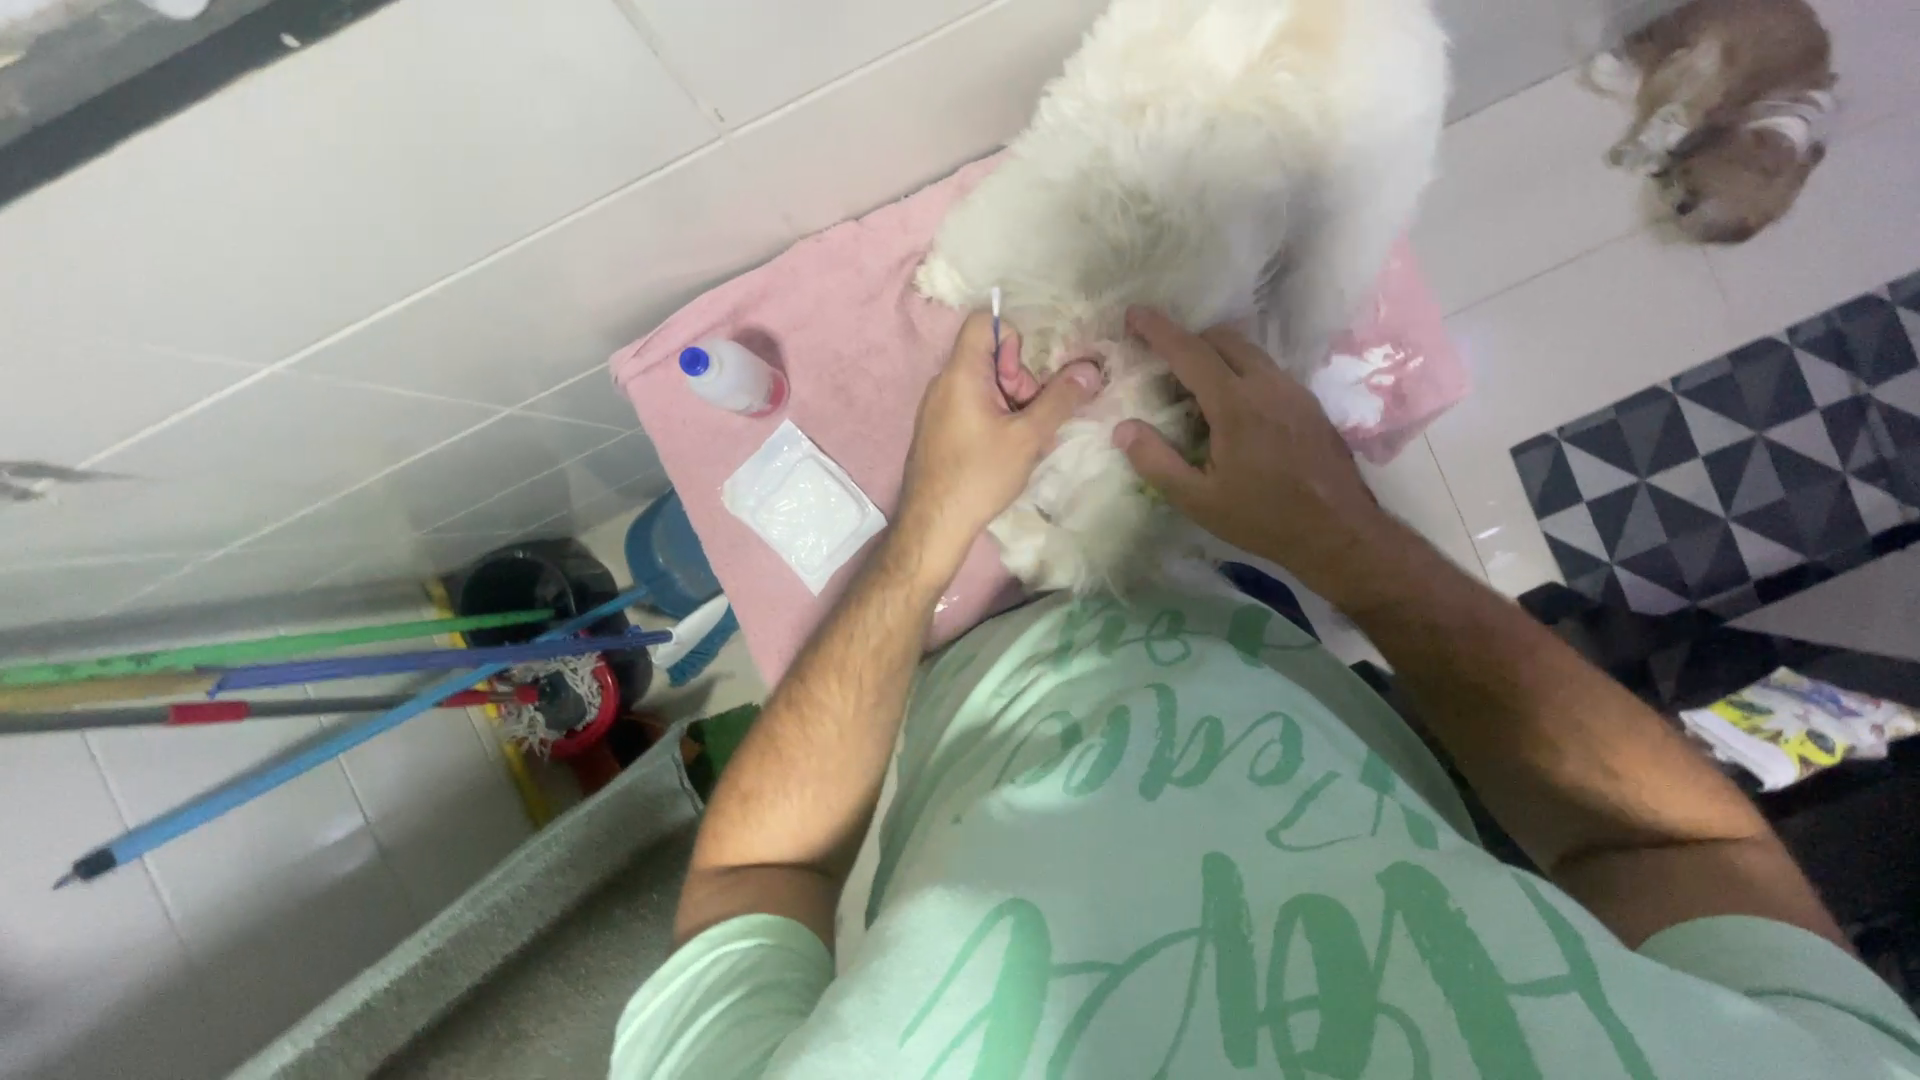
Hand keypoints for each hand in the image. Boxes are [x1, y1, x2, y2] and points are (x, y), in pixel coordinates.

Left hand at [897, 312, 1098, 573]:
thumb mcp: (1028, 437)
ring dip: (1013, 408)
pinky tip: (1005, 455)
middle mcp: (943, 383)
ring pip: (986, 388)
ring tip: (1022, 444)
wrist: (933, 525)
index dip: (1013, 339)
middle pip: (991, 358)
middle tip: (1030, 421)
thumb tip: (1091, 369)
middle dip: (1021, 383)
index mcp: (960, 373)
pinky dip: (996, 422)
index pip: (984, 322)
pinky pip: (973, 410)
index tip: (1025, 382)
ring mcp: (938, 408)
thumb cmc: (979, 475)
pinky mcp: (939, 431)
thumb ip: (1060, 399)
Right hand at [1113, 308, 1400, 609]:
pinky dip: (1239, 372)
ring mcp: (1294, 391)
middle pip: (1223, 339)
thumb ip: (1156, 461)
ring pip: (1248, 352)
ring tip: (1192, 386)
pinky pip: (1266, 370)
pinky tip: (1230, 408)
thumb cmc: (1263, 519)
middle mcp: (1268, 385)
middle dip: (1187, 339)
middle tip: (1159, 359)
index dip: (1159, 330)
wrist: (1339, 532)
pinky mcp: (1309, 404)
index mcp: (1236, 405)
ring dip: (1215, 355)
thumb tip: (1124, 428)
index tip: (1134, 314)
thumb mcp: (1198, 500)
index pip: (1190, 352)